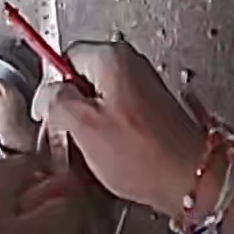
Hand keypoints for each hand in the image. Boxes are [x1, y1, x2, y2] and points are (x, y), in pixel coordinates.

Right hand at [35, 40, 205, 213]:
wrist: (188, 176)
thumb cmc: (140, 152)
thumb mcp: (84, 127)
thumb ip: (57, 101)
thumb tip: (45, 93)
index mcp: (111, 57)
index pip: (65, 57)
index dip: (53, 87)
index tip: (50, 116)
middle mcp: (128, 62)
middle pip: (81, 77)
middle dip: (70, 109)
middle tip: (68, 140)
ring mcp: (140, 82)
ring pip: (97, 97)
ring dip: (87, 124)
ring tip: (90, 153)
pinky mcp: (148, 105)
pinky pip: (115, 110)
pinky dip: (107, 130)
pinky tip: (109, 154)